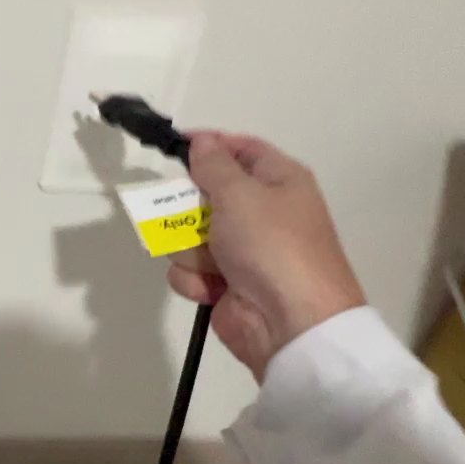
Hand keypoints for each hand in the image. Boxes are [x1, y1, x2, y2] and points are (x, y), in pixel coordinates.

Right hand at [168, 132, 365, 380]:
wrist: (290, 321)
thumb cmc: (272, 246)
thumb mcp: (241, 194)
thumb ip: (213, 165)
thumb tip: (202, 142)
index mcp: (278, 181)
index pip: (240, 149)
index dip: (209, 145)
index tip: (174, 146)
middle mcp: (258, 211)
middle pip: (203, 193)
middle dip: (189, 209)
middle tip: (194, 217)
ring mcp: (238, 248)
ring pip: (186, 233)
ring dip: (191, 249)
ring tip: (214, 264)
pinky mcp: (220, 281)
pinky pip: (187, 268)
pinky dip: (195, 279)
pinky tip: (213, 289)